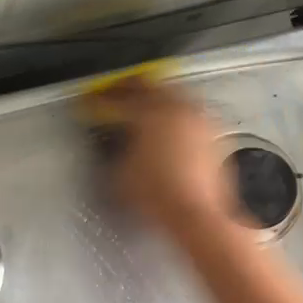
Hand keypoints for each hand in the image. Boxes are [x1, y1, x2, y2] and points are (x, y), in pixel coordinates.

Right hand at [87, 76, 231, 235]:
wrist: (198, 216)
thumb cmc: (156, 196)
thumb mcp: (121, 173)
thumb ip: (115, 149)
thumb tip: (115, 140)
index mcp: (151, 113)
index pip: (119, 98)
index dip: (100, 99)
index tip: (90, 100)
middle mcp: (178, 109)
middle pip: (152, 86)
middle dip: (131, 88)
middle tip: (116, 91)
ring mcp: (199, 120)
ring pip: (174, 96)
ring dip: (157, 97)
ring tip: (143, 105)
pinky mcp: (213, 135)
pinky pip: (188, 113)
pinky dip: (174, 114)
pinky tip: (166, 126)